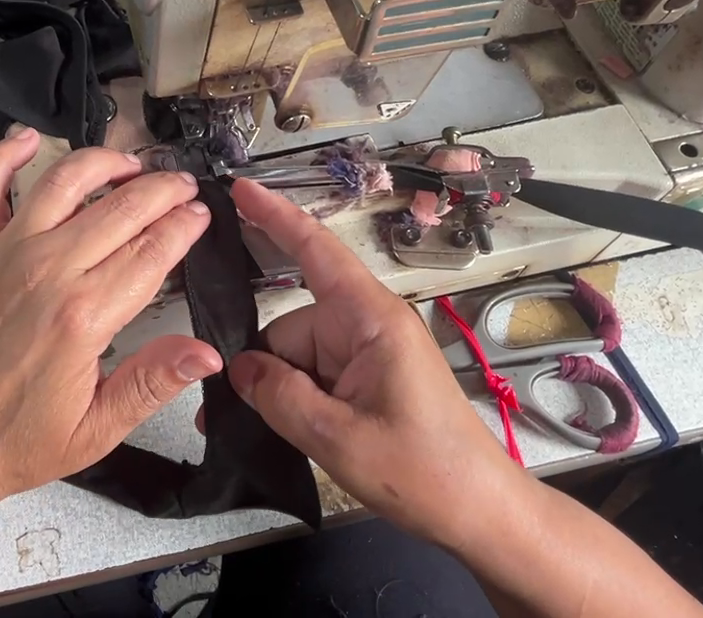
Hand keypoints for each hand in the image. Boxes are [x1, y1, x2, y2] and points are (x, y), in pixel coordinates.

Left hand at [0, 127, 224, 524]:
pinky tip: (26, 139)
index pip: (151, 251)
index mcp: (82, 316)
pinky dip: (3, 156)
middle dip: (162, 189)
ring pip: (64, 181)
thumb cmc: (16, 440)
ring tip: (132, 163)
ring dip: (103, 162)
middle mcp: (47, 270)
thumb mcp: (98, 428)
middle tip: (184, 186)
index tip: (202, 215)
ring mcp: (8, 253)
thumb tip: (207, 354)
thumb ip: (153, 382)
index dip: (184, 227)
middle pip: (120, 208)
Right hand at [222, 178, 530, 550]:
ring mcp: (365, 351)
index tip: (239, 188)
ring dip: (276, 390)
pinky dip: (293, 400)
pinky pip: (313, 374)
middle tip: (220, 410)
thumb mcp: (339, 438)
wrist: (482, 513)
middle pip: (290, 325)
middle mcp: (365, 323)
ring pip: (296, 355)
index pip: (315, 250)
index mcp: (370, 318)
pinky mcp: (365, 376)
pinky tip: (281, 430)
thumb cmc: (425, 471)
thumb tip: (239, 369)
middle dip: (260, 364)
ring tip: (261, 433)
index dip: (274, 215)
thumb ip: (280, 396)